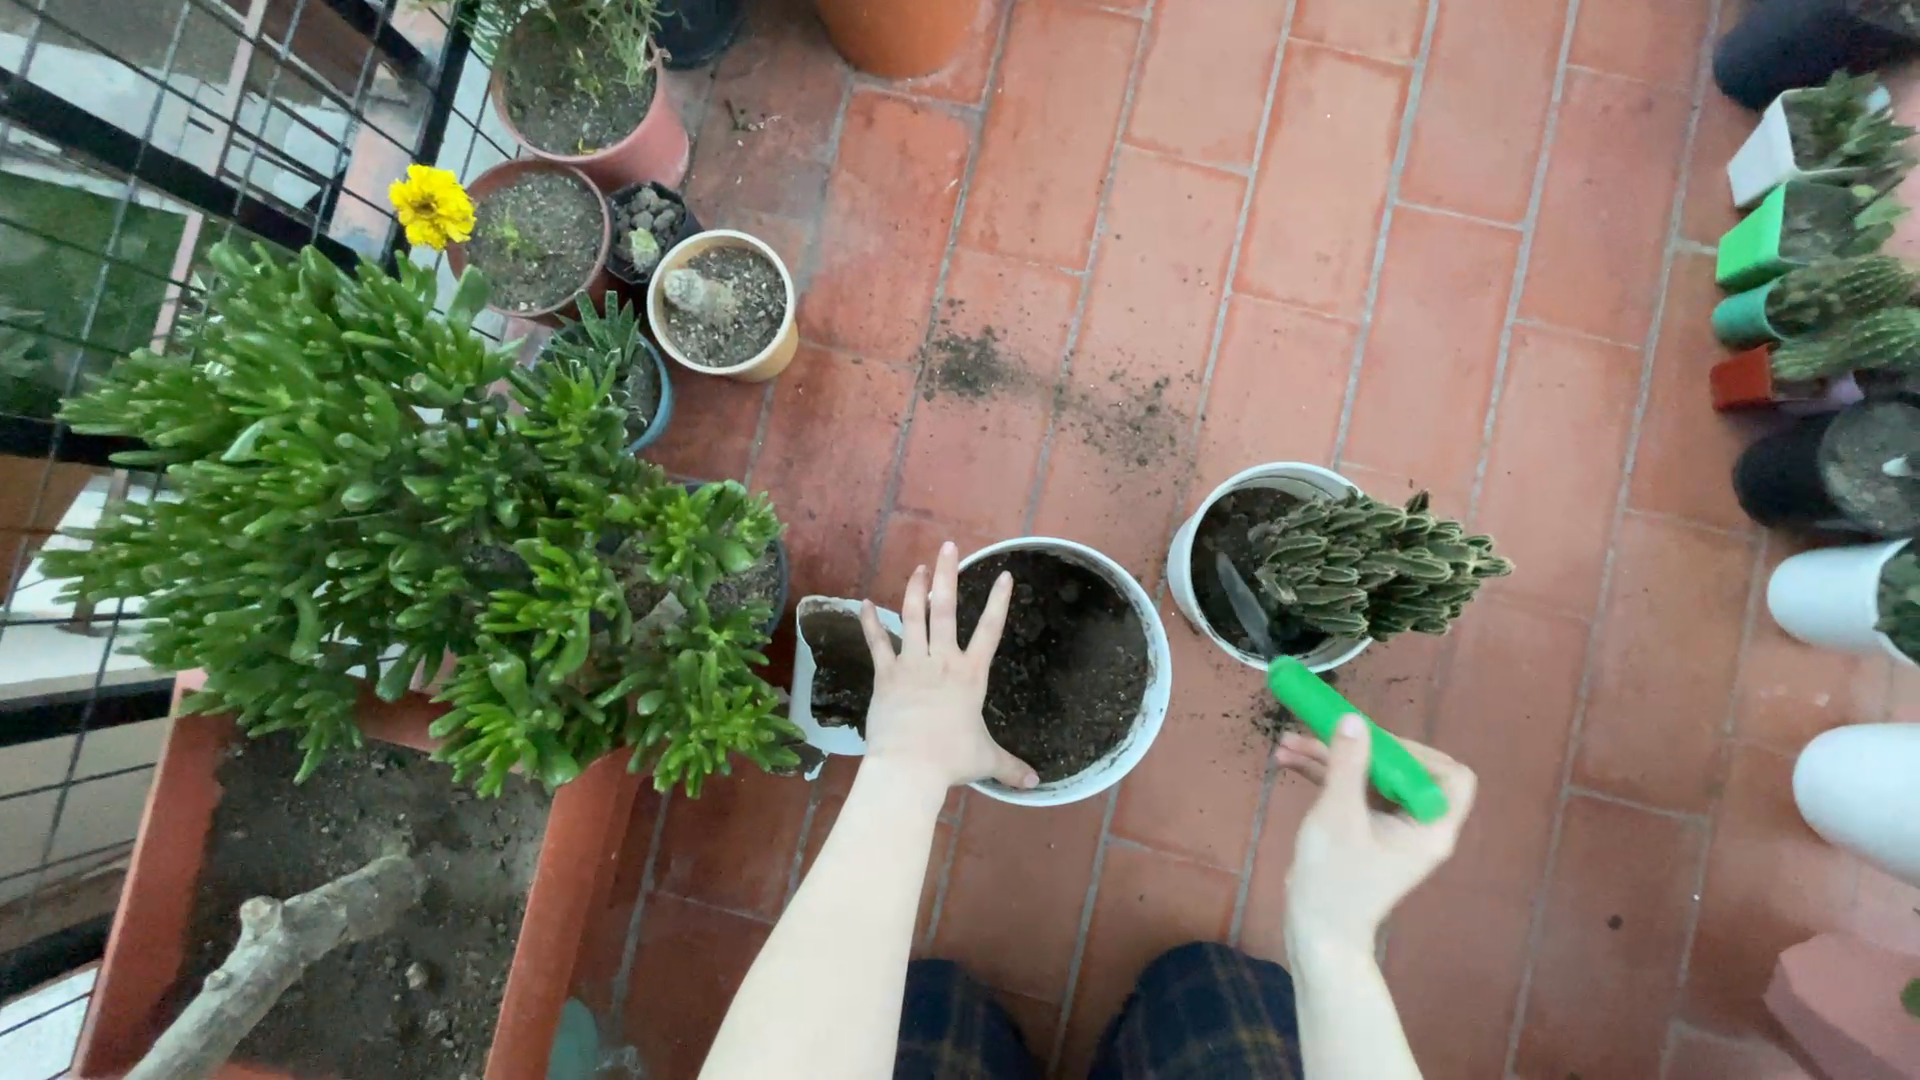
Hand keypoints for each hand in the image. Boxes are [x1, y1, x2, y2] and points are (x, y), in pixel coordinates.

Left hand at [858, 541, 1038, 791]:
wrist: (909, 767)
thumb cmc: (951, 760)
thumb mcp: (986, 760)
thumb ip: (1011, 767)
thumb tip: (1035, 784)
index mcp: (970, 674)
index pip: (990, 629)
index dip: (998, 601)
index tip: (1004, 575)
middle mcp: (942, 659)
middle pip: (946, 607)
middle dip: (948, 574)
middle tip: (948, 547)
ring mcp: (912, 663)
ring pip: (913, 615)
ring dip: (914, 588)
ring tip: (918, 567)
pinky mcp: (886, 674)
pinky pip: (877, 642)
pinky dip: (870, 622)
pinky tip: (864, 603)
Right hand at [1274, 716, 1476, 956]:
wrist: (1316, 927)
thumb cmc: (1336, 875)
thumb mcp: (1338, 814)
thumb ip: (1346, 764)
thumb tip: (1353, 718)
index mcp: (1429, 827)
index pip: (1450, 777)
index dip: (1418, 753)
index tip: (1376, 743)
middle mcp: (1415, 824)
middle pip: (1399, 769)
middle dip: (1355, 747)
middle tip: (1320, 731)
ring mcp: (1387, 827)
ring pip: (1366, 776)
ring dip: (1327, 757)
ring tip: (1285, 743)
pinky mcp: (1362, 829)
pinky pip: (1349, 790)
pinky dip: (1321, 774)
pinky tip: (1287, 761)